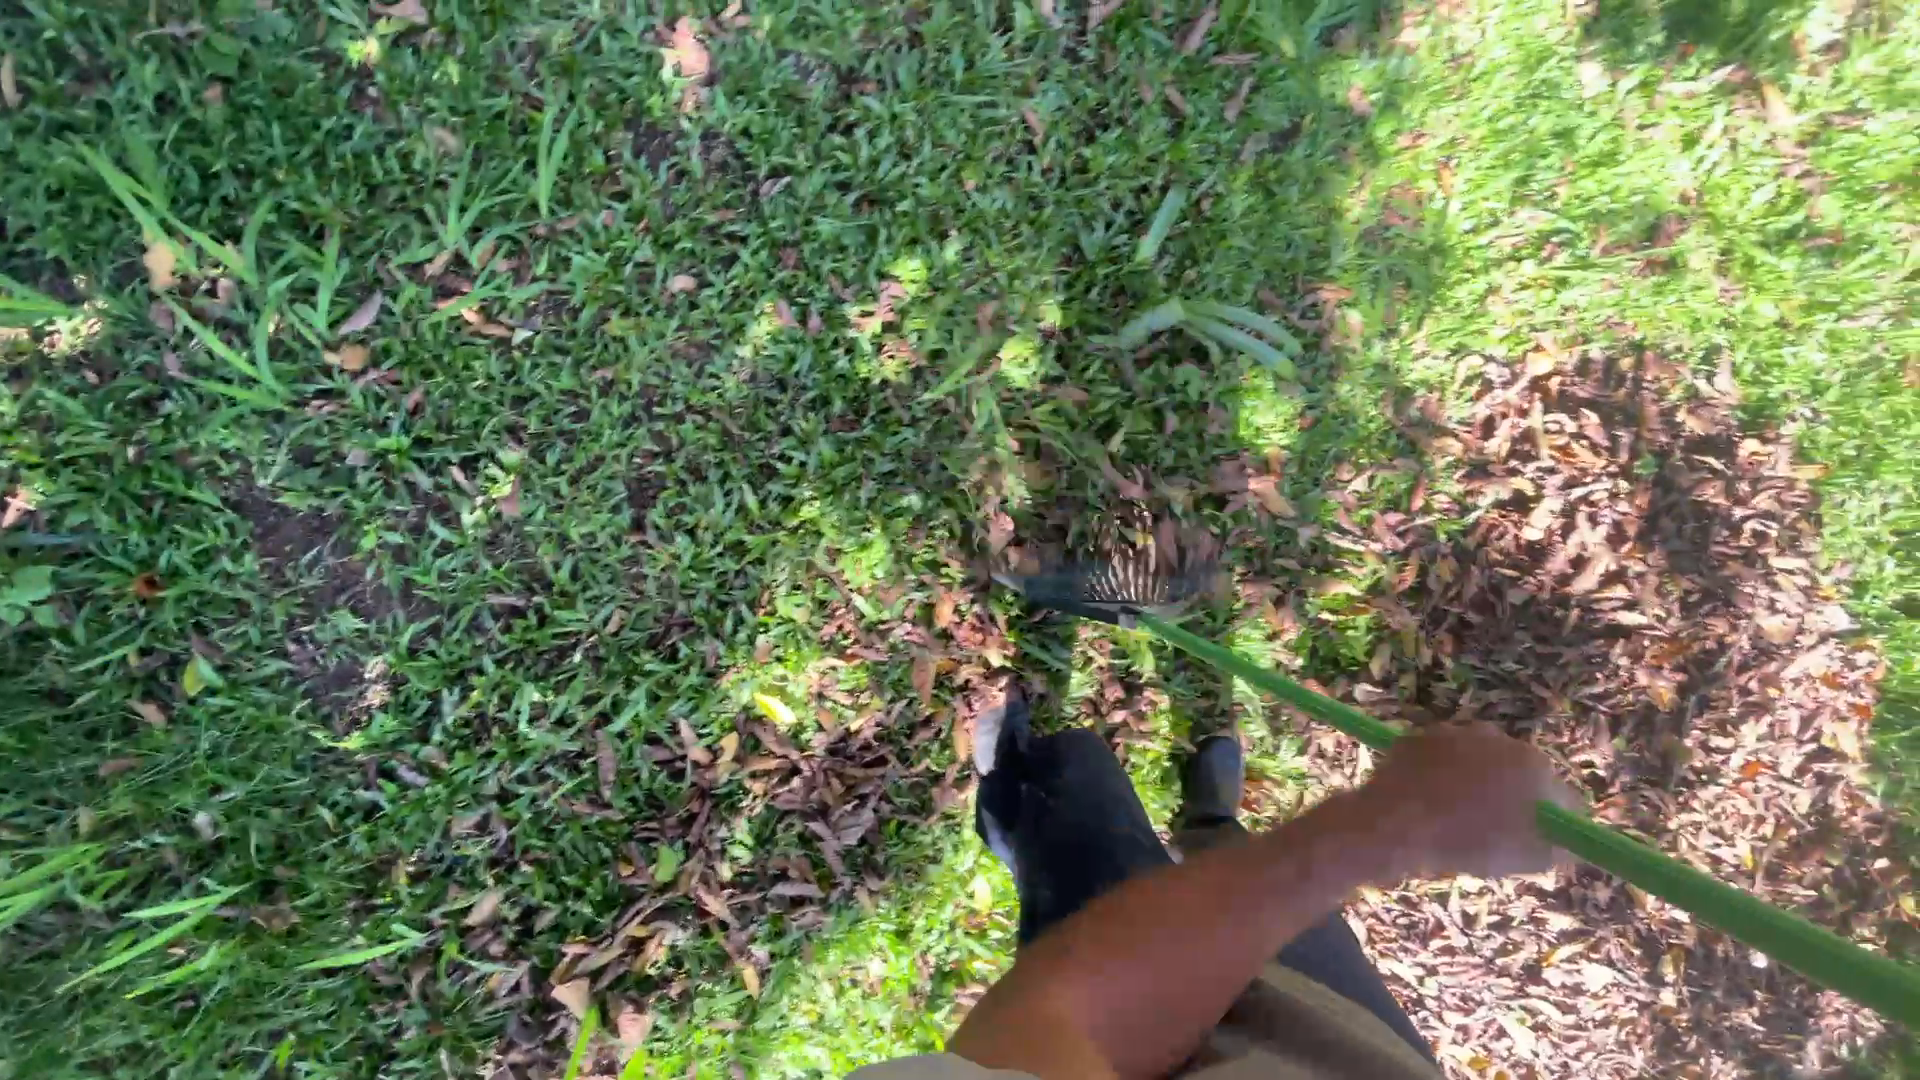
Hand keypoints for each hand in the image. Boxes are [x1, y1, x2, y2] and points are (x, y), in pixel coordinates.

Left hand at [1357, 724, 1582, 880]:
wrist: (1396, 822)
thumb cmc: (1470, 841)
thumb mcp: (1531, 858)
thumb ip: (1559, 845)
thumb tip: (1564, 840)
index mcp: (1532, 763)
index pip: (1556, 792)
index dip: (1549, 817)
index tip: (1536, 834)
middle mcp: (1494, 737)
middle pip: (1514, 768)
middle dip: (1508, 791)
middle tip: (1492, 822)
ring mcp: (1450, 731)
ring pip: (1473, 758)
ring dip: (1470, 777)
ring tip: (1454, 809)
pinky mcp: (1415, 735)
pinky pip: (1437, 755)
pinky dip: (1436, 770)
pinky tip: (1427, 794)